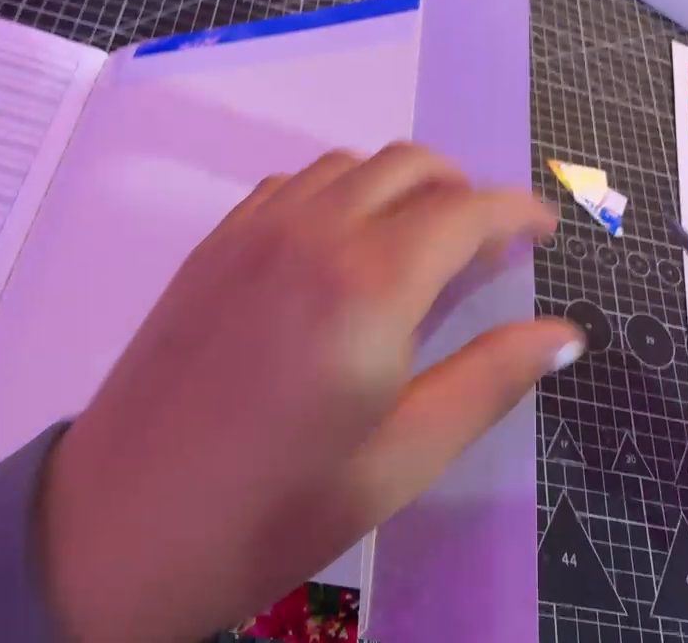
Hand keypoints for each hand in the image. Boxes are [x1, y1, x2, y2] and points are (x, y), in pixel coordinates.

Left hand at [38, 144, 582, 642]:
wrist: (123, 521)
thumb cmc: (275, 508)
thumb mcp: (401, 460)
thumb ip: (489, 381)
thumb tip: (564, 335)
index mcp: (369, 284)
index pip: (465, 210)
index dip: (515, 210)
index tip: (543, 228)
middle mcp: (313, 231)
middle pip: (409, 166)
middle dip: (462, 188)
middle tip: (485, 240)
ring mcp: (254, 228)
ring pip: (350, 166)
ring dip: (399, 185)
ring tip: (417, 241)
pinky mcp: (216, 241)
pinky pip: (294, 185)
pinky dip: (338, 192)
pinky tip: (340, 245)